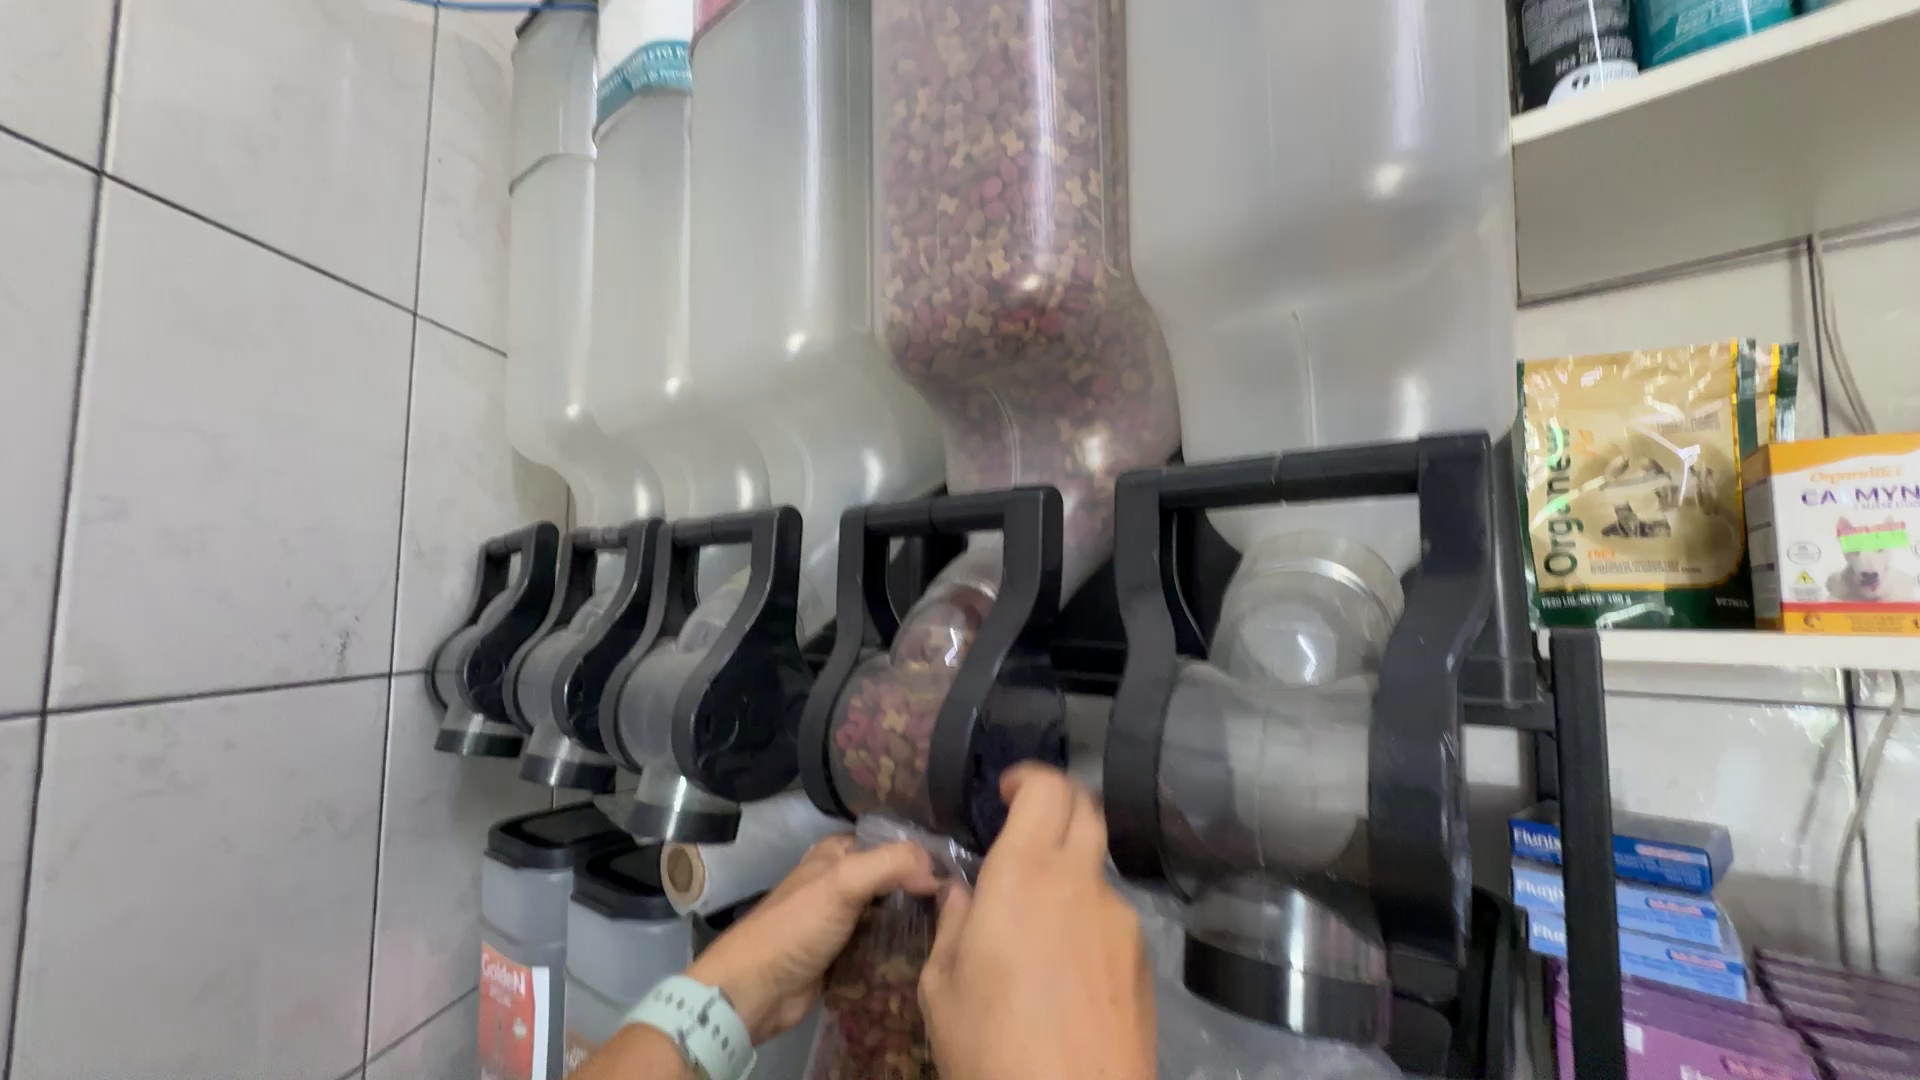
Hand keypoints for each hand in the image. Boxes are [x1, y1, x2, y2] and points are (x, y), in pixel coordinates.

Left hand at [686, 834, 939, 1043]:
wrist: (754, 990)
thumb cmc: (796, 925)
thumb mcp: (844, 882)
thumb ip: (891, 865)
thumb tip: (939, 871)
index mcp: (839, 851)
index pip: (893, 841)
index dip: (925, 851)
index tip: (962, 868)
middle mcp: (843, 879)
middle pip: (895, 877)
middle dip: (924, 888)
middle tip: (964, 903)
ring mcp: (844, 917)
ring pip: (891, 911)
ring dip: (916, 919)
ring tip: (956, 928)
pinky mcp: (846, 953)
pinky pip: (883, 943)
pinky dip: (902, 946)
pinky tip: (929, 951)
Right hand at [920, 765, 1155, 1079]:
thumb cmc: (991, 1048)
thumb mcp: (943, 987)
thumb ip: (952, 923)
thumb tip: (962, 893)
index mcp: (1024, 874)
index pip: (1046, 789)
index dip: (1029, 777)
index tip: (1008, 791)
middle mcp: (1079, 882)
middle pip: (1085, 808)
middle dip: (1056, 804)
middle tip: (1026, 830)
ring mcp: (1120, 919)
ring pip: (1097, 866)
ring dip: (1070, 870)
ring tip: (1040, 923)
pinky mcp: (1143, 958)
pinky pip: (1112, 915)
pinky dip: (1088, 917)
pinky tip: (1068, 969)